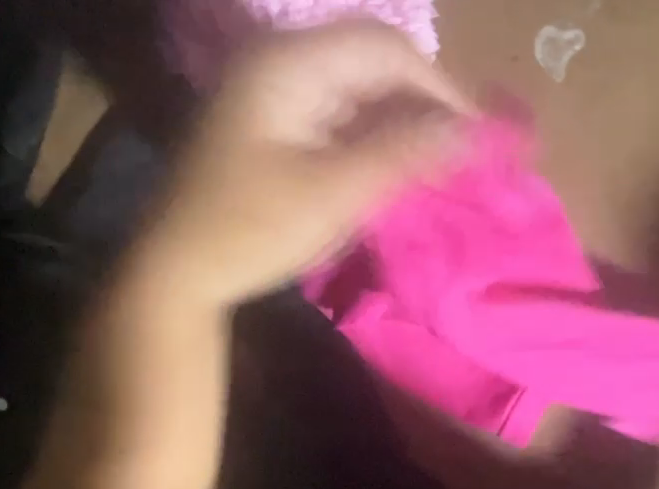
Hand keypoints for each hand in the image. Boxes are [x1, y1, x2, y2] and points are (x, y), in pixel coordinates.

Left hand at [131, 21, 469, 308]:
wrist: (181, 269)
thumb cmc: (252, 230)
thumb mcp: (333, 194)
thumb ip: (402, 154)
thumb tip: (470, 131)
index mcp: (289, 63)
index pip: (384, 49)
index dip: (439, 87)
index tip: (477, 135)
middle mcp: (282, 62)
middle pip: (372, 62)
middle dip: (423, 103)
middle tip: (462, 152)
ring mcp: (276, 93)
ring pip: (358, 90)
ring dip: (400, 122)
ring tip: (438, 165)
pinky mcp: (275, 124)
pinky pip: (339, 116)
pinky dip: (373, 138)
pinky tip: (397, 168)